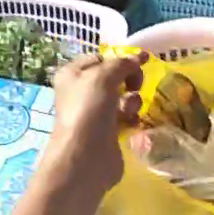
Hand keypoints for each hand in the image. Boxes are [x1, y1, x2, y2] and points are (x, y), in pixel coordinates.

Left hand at [43, 52, 146, 197]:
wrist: (85, 157)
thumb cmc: (88, 110)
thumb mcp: (103, 76)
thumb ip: (122, 64)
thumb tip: (138, 58)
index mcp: (72, 74)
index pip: (101, 58)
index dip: (120, 59)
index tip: (141, 62)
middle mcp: (81, 91)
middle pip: (113, 77)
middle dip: (128, 80)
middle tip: (135, 86)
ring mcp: (93, 112)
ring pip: (121, 97)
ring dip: (131, 100)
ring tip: (129, 110)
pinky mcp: (106, 131)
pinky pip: (124, 116)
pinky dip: (131, 116)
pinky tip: (131, 122)